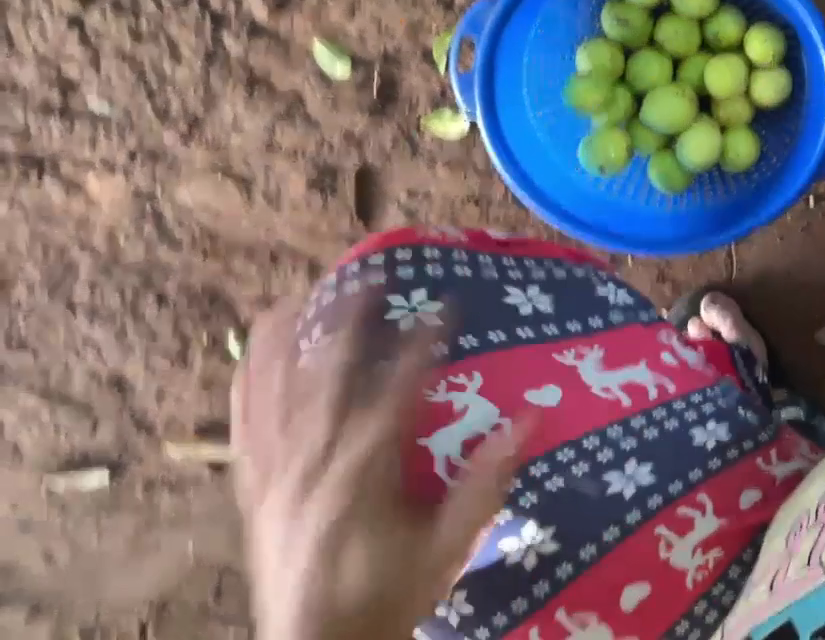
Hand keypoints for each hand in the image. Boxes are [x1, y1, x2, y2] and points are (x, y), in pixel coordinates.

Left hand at [233, 294, 527, 639]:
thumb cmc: (392, 593)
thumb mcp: (451, 543)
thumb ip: (487, 480)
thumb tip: (533, 417)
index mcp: (364, 476)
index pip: (396, 392)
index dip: (421, 345)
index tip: (445, 306)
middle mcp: (312, 465)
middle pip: (327, 379)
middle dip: (348, 323)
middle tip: (368, 278)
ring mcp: (275, 476)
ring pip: (274, 394)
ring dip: (288, 341)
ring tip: (300, 295)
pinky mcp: (254, 488)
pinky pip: (245, 425)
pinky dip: (249, 383)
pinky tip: (255, 354)